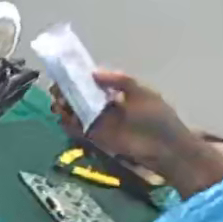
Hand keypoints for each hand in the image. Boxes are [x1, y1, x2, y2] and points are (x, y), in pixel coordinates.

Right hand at [52, 69, 222, 196]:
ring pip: (70, 110)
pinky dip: (66, 122)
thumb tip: (93, 72)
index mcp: (114, 94)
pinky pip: (72, 127)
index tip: (66, 75)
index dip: (76, 79)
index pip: (89, 84)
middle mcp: (101, 106)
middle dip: (64, 92)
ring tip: (62, 105)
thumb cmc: (157, 119)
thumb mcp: (143, 94)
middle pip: (75, 96)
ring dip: (62, 106)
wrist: (164, 148)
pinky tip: (67, 118)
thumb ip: (121, 81)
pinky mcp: (90, 135)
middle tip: (58, 91)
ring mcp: (95, 121)